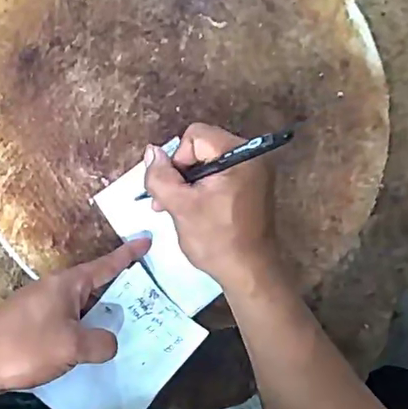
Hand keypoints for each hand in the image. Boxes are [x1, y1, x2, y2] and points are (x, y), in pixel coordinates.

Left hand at [0, 237, 150, 394]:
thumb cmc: (24, 347)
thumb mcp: (73, 346)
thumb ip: (101, 342)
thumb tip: (108, 341)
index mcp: (66, 285)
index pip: (104, 265)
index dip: (127, 254)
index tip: (145, 240)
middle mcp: (52, 289)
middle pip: (93, 285)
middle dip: (118, 289)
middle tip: (144, 296)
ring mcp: (37, 305)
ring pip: (79, 305)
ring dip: (99, 312)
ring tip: (121, 324)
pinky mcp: (28, 324)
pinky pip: (66, 319)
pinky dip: (82, 326)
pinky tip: (87, 343)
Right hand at [142, 122, 279, 292]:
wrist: (249, 272)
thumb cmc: (216, 239)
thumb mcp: (180, 206)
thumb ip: (161, 176)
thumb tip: (151, 152)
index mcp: (241, 154)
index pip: (195, 136)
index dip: (177, 160)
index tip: (175, 190)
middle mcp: (253, 157)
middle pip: (202, 148)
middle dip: (181, 173)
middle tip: (169, 203)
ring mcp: (256, 173)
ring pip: (209, 164)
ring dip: (190, 184)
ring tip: (180, 210)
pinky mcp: (253, 189)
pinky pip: (221, 178)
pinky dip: (205, 190)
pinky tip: (197, 212)